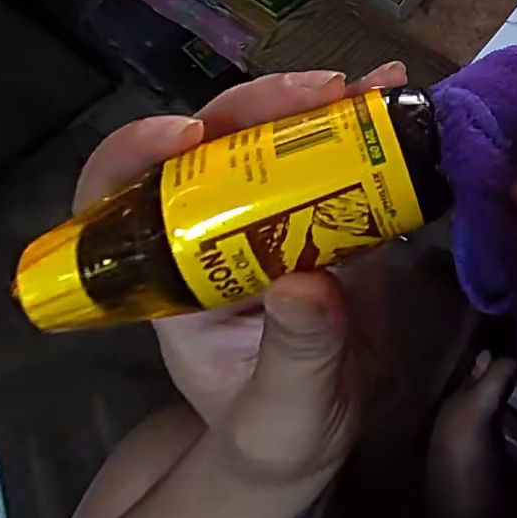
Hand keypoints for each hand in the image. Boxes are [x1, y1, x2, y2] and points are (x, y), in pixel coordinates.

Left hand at [72, 63, 405, 479]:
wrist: (329, 422)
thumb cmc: (280, 430)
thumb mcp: (285, 411)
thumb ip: (294, 357)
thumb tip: (308, 283)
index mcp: (173, 277)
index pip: (122, 200)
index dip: (137, 153)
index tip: (190, 134)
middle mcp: (219, 229)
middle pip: (216, 145)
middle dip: (262, 107)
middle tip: (324, 91)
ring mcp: (280, 213)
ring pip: (280, 138)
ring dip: (323, 103)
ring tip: (370, 87)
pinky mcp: (333, 209)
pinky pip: (343, 157)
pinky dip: (369, 122)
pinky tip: (395, 93)